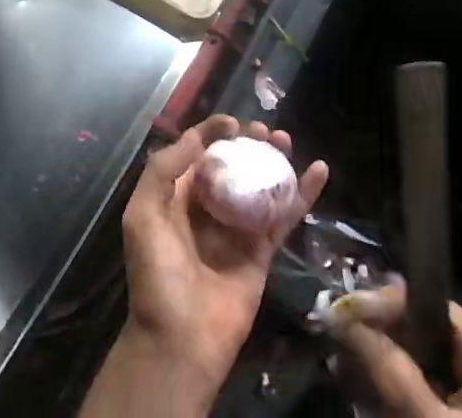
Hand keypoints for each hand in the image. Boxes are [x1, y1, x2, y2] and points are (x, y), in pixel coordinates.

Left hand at [98, 115, 327, 415]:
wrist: (181, 339)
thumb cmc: (157, 273)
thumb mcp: (143, 214)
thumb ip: (164, 170)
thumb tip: (196, 136)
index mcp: (176, 196)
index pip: (197, 153)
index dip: (213, 133)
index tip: (232, 122)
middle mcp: (207, 207)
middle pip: (232, 164)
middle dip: (248, 142)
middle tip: (264, 130)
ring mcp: (237, 228)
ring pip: (260, 185)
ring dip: (275, 160)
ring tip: (286, 140)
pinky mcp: (262, 250)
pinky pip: (284, 216)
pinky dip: (303, 193)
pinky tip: (318, 169)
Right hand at [335, 281, 461, 417]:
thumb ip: (388, 368)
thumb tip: (341, 315)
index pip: (431, 306)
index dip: (384, 304)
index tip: (341, 311)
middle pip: (424, 327)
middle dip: (379, 330)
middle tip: (335, 334)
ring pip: (420, 353)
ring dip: (381, 354)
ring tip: (342, 359)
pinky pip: (426, 379)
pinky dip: (395, 379)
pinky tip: (364, 383)